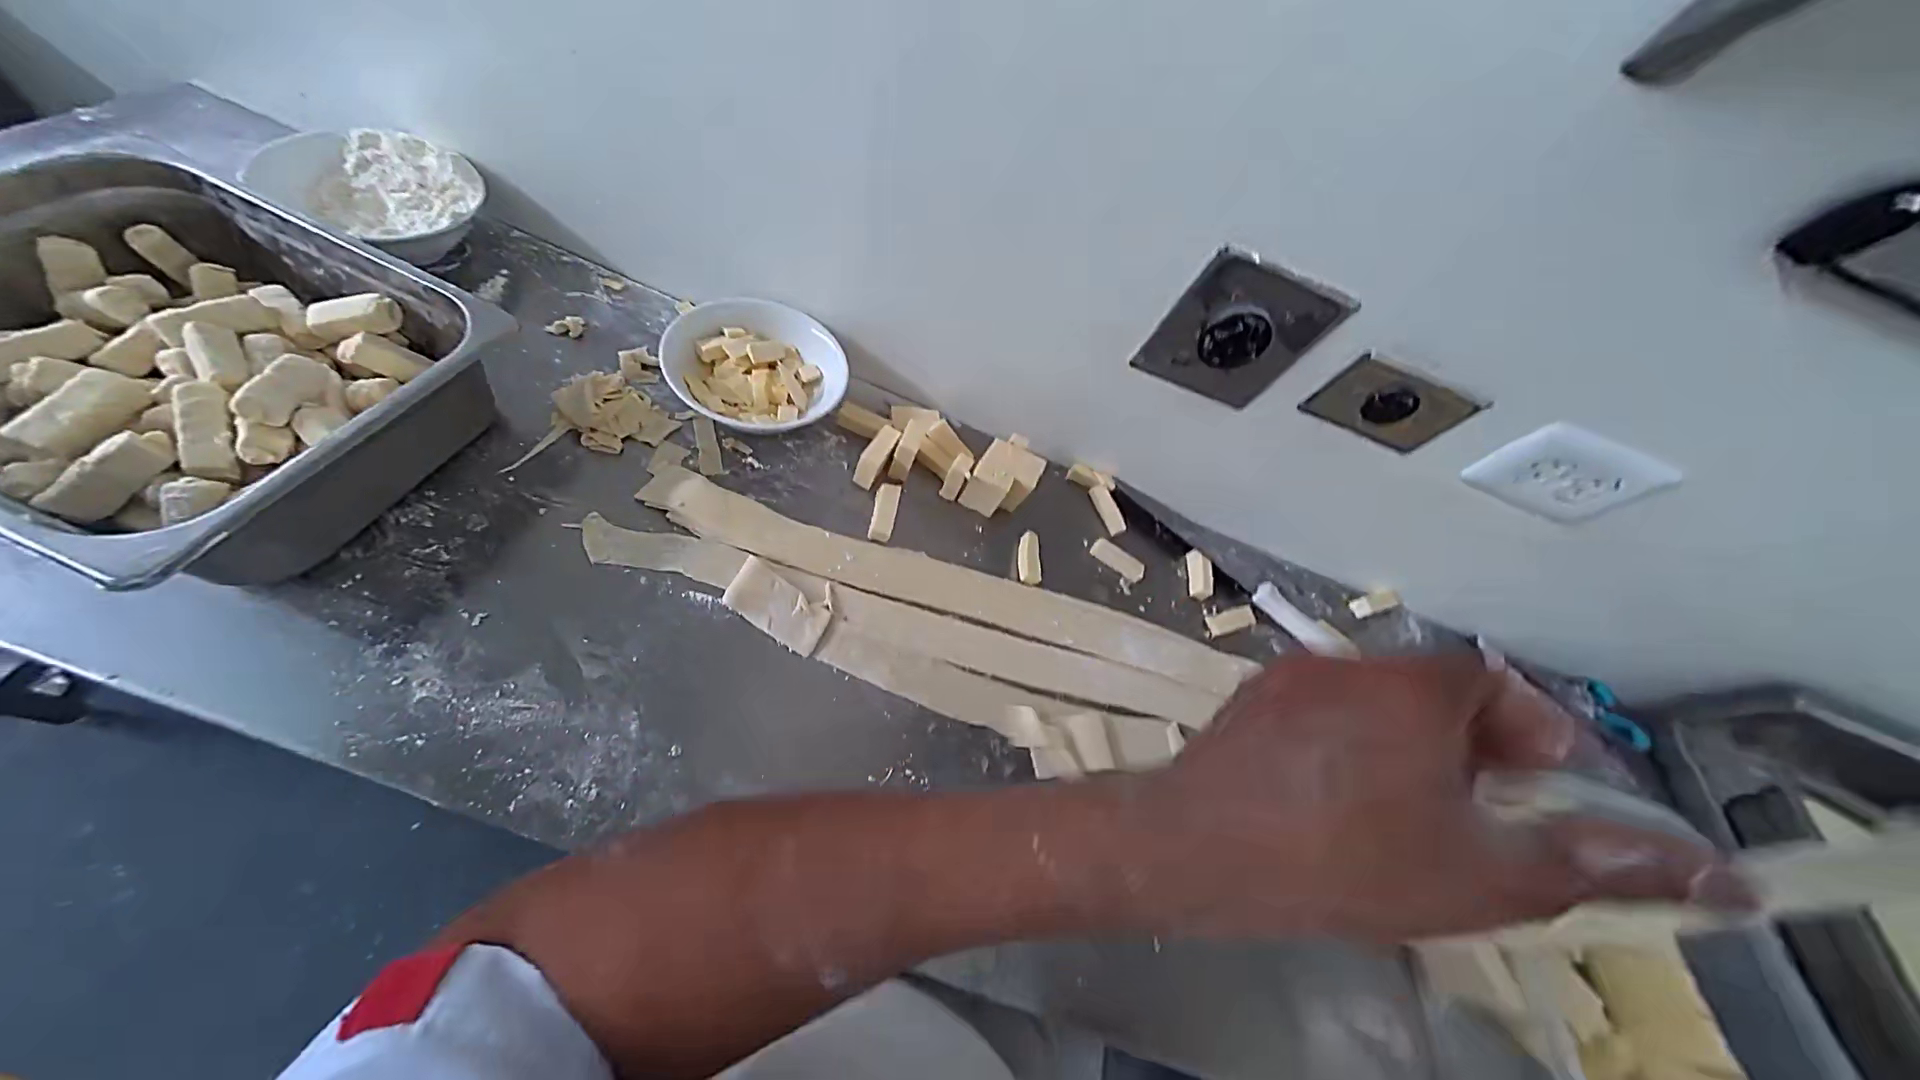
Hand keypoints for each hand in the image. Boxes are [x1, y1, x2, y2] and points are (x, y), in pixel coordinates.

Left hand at [1109, 654, 1742, 941]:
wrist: (1200, 846)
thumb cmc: (1346, 858)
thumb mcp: (1485, 875)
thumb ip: (1594, 862)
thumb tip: (1713, 872)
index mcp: (1412, 685)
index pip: (1494, 680)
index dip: (1528, 726)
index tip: (1540, 778)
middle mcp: (1346, 663)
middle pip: (1428, 687)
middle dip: (1468, 737)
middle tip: (1478, 800)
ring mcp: (1286, 678)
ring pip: (1368, 700)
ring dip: (1401, 741)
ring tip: (1405, 805)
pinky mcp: (1247, 702)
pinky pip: (1316, 713)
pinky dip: (1343, 742)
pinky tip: (1334, 796)